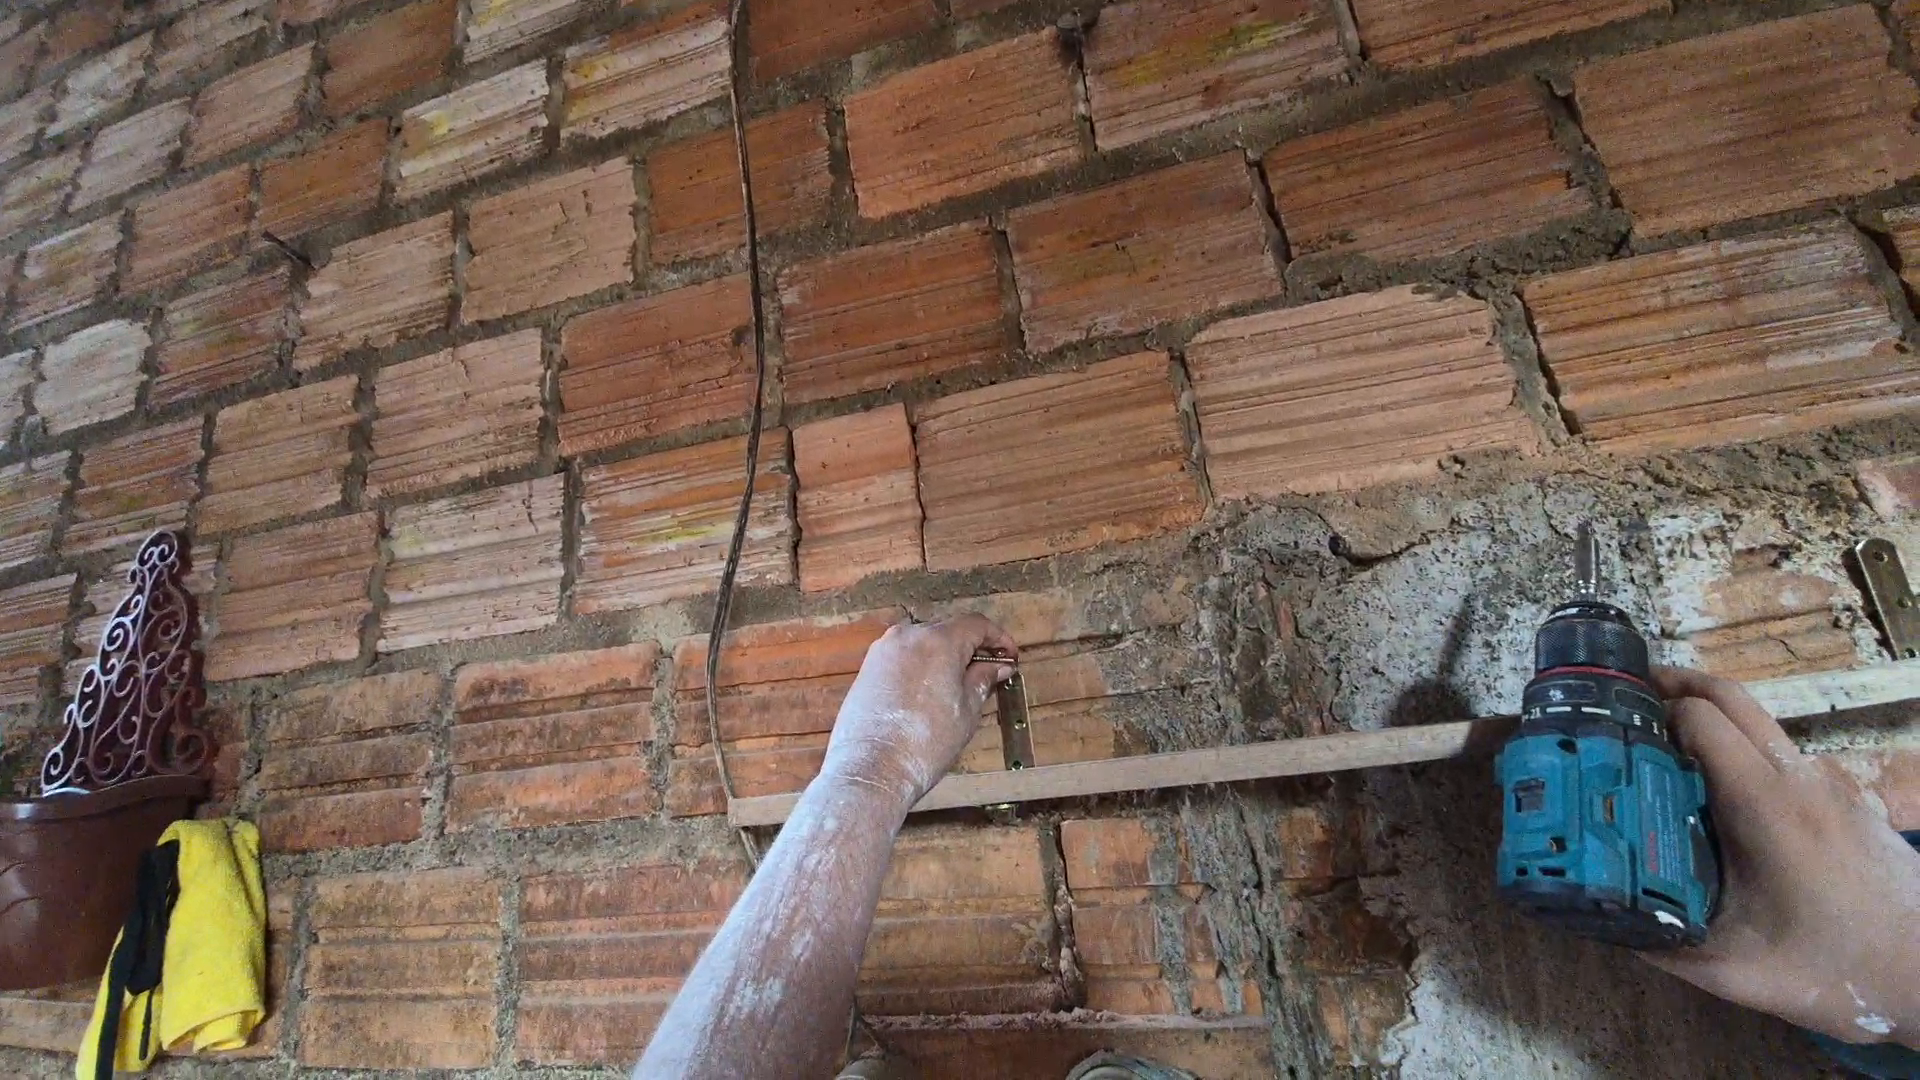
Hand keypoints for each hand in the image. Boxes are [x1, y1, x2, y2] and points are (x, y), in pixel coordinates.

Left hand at [817, 614, 1016, 812]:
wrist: (872, 769)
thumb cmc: (924, 742)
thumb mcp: (967, 711)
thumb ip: (983, 680)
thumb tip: (999, 667)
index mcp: (938, 641)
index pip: (976, 624)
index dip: (998, 638)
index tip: (1009, 656)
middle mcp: (909, 635)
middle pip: (949, 630)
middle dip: (972, 647)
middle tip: (989, 673)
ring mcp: (884, 649)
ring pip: (925, 642)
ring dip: (946, 656)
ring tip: (960, 685)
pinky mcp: (869, 666)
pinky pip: (904, 656)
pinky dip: (922, 665)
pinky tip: (929, 691)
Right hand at [1642, 667, 1919, 1046]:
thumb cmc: (1842, 974)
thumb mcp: (1740, 972)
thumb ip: (1664, 946)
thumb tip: (1596, 917)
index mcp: (1769, 806)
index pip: (1701, 720)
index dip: (1647, 711)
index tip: (1605, 720)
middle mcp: (1802, 783)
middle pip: (1730, 698)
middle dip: (1670, 683)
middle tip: (1620, 691)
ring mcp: (1830, 787)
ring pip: (1756, 719)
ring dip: (1701, 711)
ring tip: (1651, 727)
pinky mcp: (1843, 798)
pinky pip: (1774, 748)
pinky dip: (1731, 740)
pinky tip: (1704, 772)